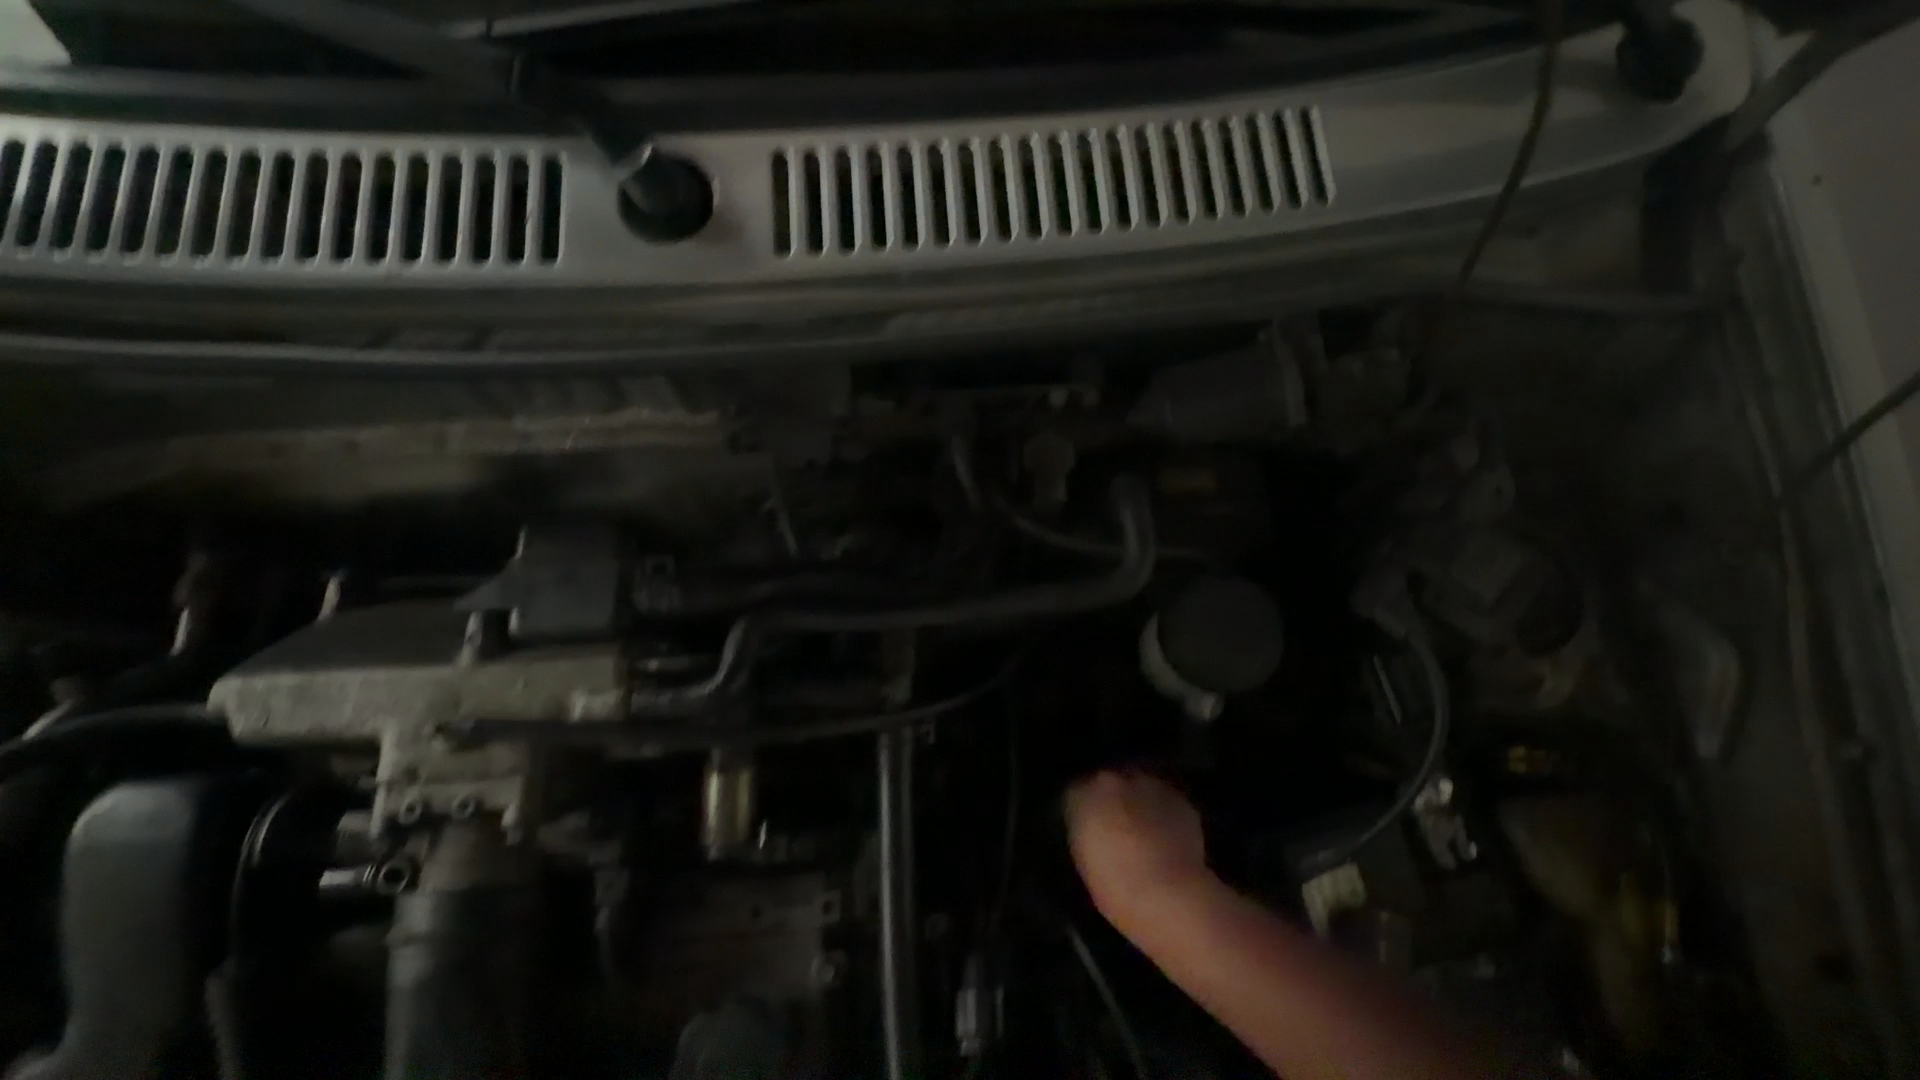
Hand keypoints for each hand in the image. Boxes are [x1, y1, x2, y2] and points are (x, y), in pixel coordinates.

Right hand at [1064, 769, 1212, 922]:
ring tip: (1146, 829)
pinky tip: (1168, 835)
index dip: (1086, 809)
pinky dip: (1165, 813)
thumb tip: (1097, 826)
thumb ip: (1086, 830)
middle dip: (1114, 798)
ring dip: (1140, 801)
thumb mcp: (1083, 858)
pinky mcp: (1179, 798)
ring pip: (1141, 786)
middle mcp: (1115, 780)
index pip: (1078, 790)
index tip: (1092, 827)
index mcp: (1082, 794)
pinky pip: (1166, 800)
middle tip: (1119, 825)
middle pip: (1111, 780)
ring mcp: (1150, 784)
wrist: (1167, 895)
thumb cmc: (1114, 888)